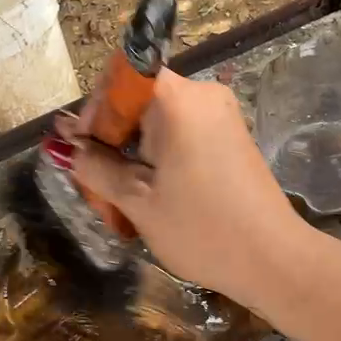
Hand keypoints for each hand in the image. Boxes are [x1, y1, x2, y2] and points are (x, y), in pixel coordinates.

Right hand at [64, 70, 306, 304]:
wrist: (273, 260)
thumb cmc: (201, 229)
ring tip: (122, 204)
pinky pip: (181, 137)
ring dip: (132, 158)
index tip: (85, 155)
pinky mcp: (230, 139)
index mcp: (177, 100)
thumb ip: (95, 167)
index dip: (94, 115)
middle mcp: (202, 95)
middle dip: (111, 143)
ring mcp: (220, 117)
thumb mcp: (137, 200)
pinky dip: (159, 161)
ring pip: (157, 124)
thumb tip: (67, 146)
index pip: (119, 80)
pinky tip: (152, 198)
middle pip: (137, 102)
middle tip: (98, 191)